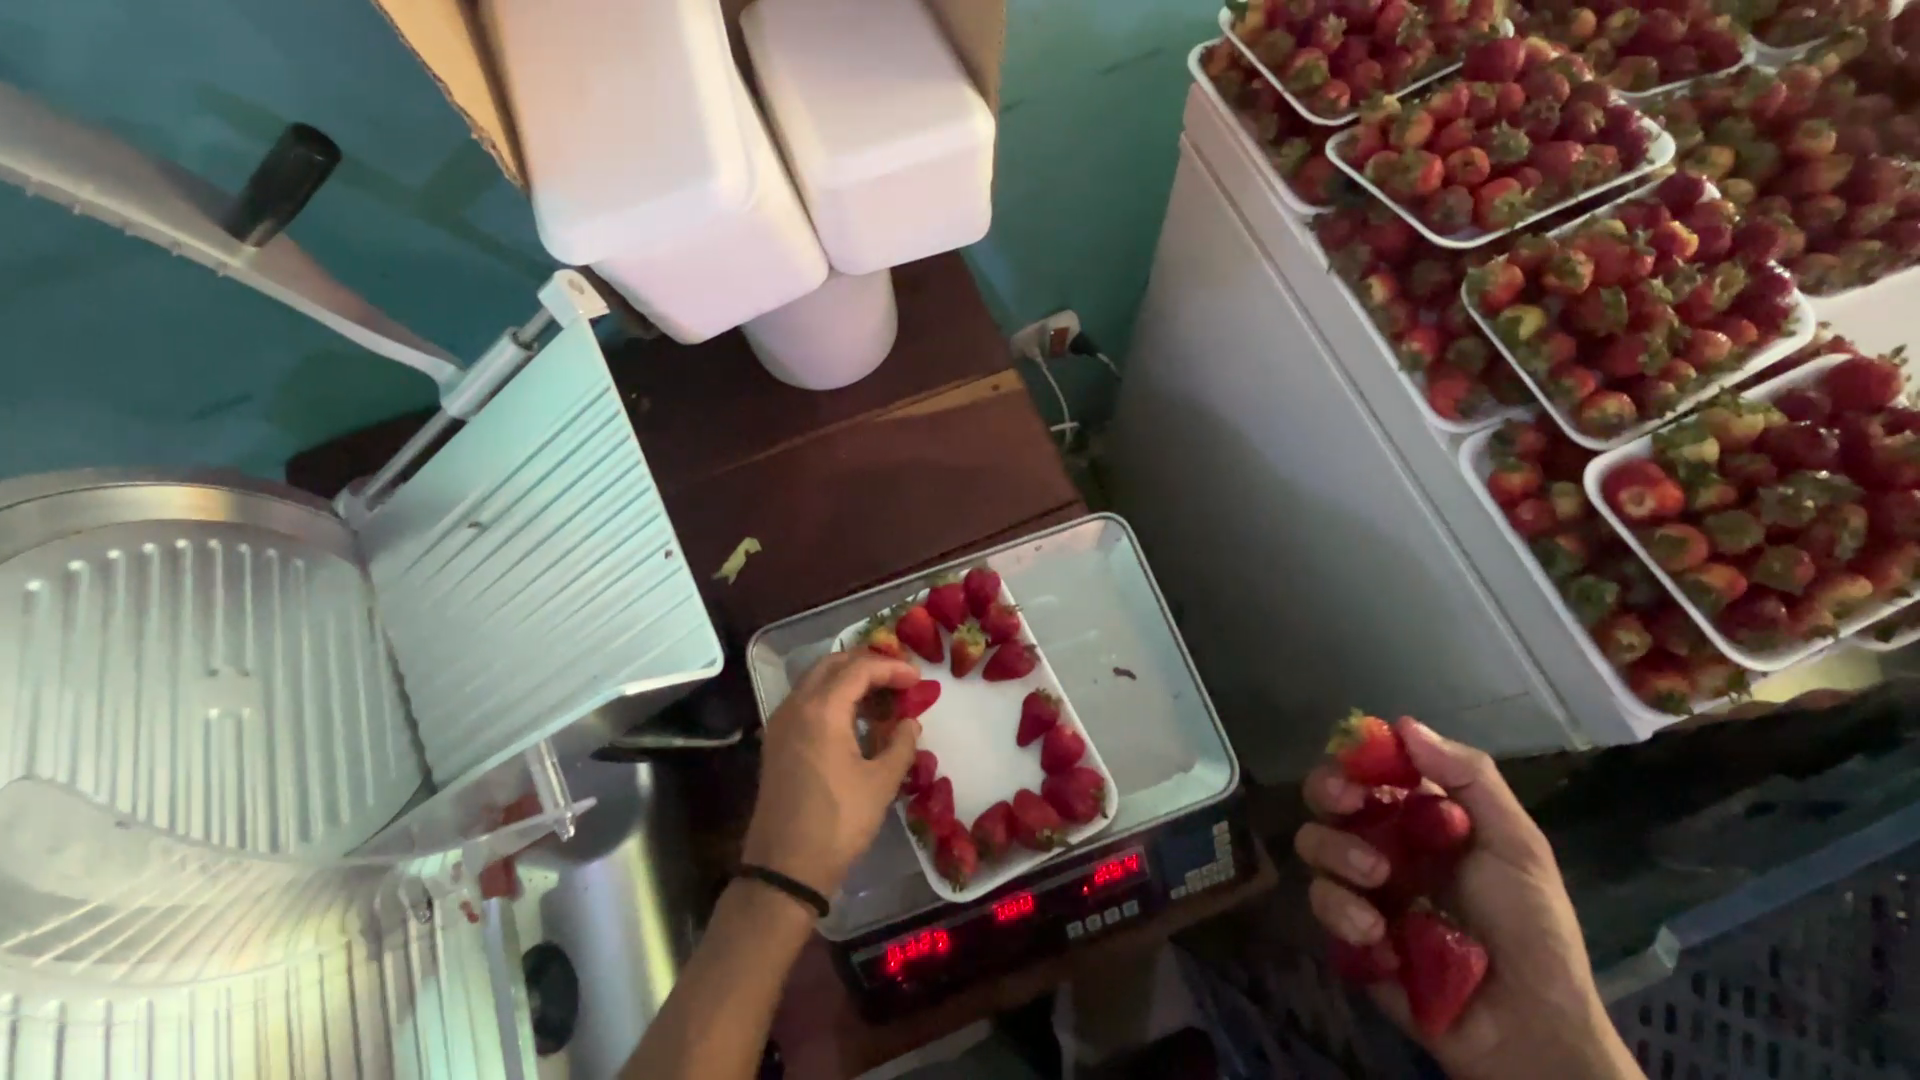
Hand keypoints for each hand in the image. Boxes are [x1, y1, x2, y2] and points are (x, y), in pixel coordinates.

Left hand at [742, 651, 922, 901]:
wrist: (785, 867)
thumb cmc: (838, 823)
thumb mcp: (881, 783)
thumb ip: (900, 745)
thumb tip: (910, 723)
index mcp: (821, 710)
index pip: (859, 668)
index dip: (892, 668)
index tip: (919, 678)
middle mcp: (795, 706)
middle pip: (833, 664)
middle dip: (868, 664)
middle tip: (900, 679)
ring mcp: (780, 723)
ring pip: (816, 681)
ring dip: (849, 680)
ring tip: (883, 698)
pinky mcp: (776, 742)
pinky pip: (806, 702)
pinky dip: (832, 698)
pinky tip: (855, 719)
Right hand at [1293, 718, 1639, 1079]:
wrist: (1528, 1025)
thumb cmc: (1532, 929)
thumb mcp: (1517, 846)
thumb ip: (1469, 778)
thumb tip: (1403, 724)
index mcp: (1423, 820)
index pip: (1373, 770)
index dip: (1356, 758)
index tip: (1359, 763)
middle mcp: (1384, 844)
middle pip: (1327, 798)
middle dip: (1330, 793)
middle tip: (1347, 805)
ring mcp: (1361, 889)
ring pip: (1313, 844)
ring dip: (1339, 854)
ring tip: (1377, 883)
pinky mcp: (1346, 933)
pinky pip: (1319, 904)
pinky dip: (1344, 914)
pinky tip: (1378, 936)